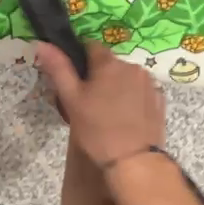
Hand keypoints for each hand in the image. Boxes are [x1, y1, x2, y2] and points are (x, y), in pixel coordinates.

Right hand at [35, 41, 165, 166]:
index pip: (90, 46)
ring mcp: (150, 84)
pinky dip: (132, 100)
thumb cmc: (97, 130)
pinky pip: (140, 92)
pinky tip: (125, 119)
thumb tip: (43, 44)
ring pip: (126, 78)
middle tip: (87, 103)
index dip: (79, 60)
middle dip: (98, 77)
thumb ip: (58, 68)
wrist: (133, 160)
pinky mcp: (160, 101)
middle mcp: (133, 67)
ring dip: (116, 88)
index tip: (74, 81)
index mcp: (109, 63)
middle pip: (110, 64)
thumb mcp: (71, 99)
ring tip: (107, 114)